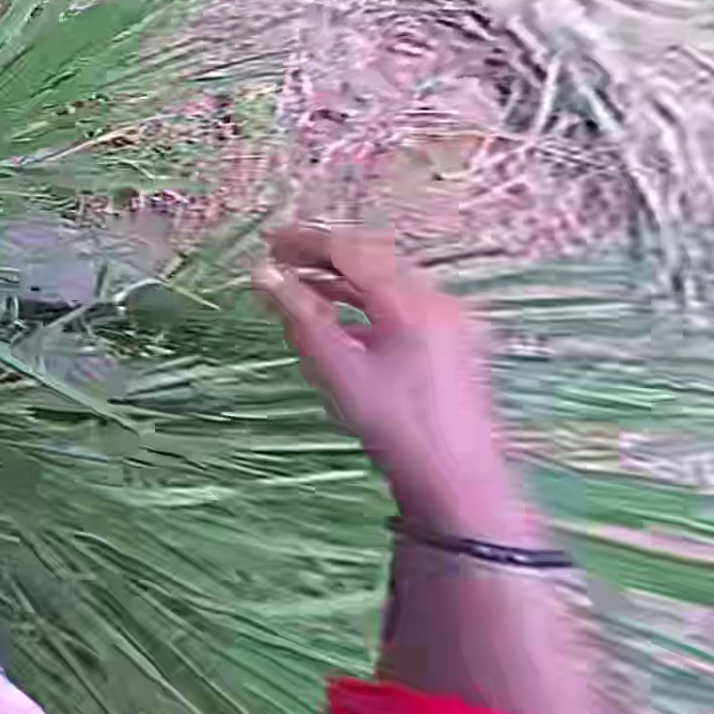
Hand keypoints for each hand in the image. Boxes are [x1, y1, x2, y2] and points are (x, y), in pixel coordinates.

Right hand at [255, 228, 535, 543]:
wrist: (450, 472)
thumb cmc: (386, 415)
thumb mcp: (331, 360)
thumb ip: (296, 311)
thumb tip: (263, 273)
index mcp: (409, 303)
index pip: (352, 251)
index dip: (306, 241)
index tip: (267, 241)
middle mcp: (435, 302)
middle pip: (374, 256)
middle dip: (323, 250)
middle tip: (277, 252)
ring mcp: (445, 321)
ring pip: (385, 276)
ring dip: (338, 270)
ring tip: (295, 275)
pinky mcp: (445, 339)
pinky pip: (395, 297)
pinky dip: (357, 291)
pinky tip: (329, 305)